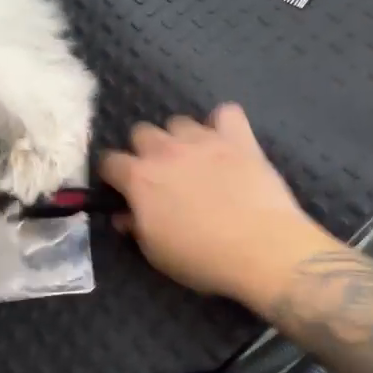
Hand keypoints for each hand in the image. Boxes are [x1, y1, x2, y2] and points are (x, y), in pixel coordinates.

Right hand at [99, 104, 341, 304]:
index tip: (122, 188)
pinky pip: (226, 113)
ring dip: (180, 138)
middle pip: (141, 132)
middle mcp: (165, 150)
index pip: (110, 161)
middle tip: (160, 175)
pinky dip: (223, 124)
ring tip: (194, 159)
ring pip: (179, 122)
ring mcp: (202, 139)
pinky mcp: (238, 138)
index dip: (113, 174)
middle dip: (144, 150)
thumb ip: (136, 227)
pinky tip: (227, 142)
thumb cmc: (203, 258)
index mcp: (139, 178)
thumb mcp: (157, 253)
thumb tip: (124, 216)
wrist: (262, 250)